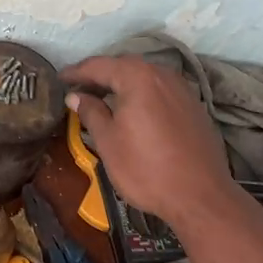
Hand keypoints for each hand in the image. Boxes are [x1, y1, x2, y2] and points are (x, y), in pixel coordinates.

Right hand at [62, 54, 236, 224]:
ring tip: (103, 98)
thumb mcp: (108, 142)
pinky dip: (142, 94)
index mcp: (138, 77)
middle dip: (100, 75)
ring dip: (122, 83)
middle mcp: (162, 75)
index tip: (60, 79)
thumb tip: (76, 96)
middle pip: (124, 66)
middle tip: (79, 88)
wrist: (201, 197)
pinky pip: (160, 90)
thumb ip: (91, 112)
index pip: (99, 65)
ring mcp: (182, 89)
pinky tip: (134, 111)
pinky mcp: (194, 106)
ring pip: (144, 77)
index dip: (76, 72)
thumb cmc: (147, 169)